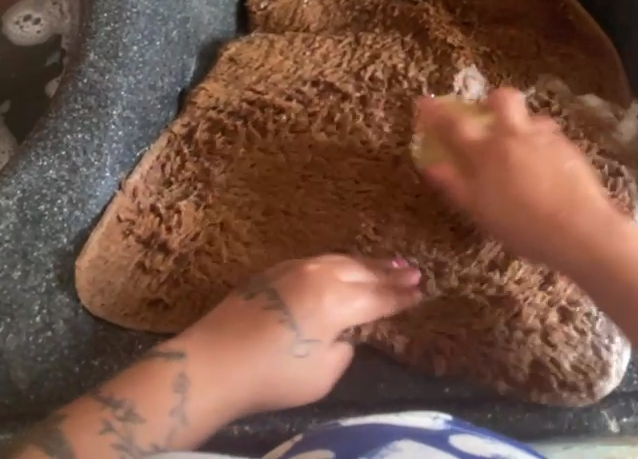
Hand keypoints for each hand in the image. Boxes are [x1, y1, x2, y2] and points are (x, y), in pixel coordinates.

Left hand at [176, 254, 422, 417]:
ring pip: (341, 260)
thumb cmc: (272, 376)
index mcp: (336, 301)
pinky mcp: (276, 270)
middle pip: (363, 271)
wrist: (215, 361)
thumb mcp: (322, 375)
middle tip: (414, 271)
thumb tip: (344, 333)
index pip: (378, 298)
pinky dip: (341, 263)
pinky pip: (320, 260)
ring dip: (367, 263)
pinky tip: (347, 266)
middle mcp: (320, 275)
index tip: (422, 291)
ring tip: (389, 263)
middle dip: (390, 273)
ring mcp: (296, 267)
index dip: (401, 297)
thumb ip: (343, 349)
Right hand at [416, 87, 632, 274]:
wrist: (583, 231)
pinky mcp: (570, 147)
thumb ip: (455, 185)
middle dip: (492, 101)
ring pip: (530, 117)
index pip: (453, 123)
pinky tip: (546, 169)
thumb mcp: (481, 211)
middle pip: (502, 99)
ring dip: (522, 126)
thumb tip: (431, 165)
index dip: (435, 111)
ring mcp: (545, 138)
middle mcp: (514, 135)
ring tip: (522, 149)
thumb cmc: (524, 226)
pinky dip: (543, 145)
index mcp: (486, 151)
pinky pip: (551, 136)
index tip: (424, 102)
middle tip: (489, 115)